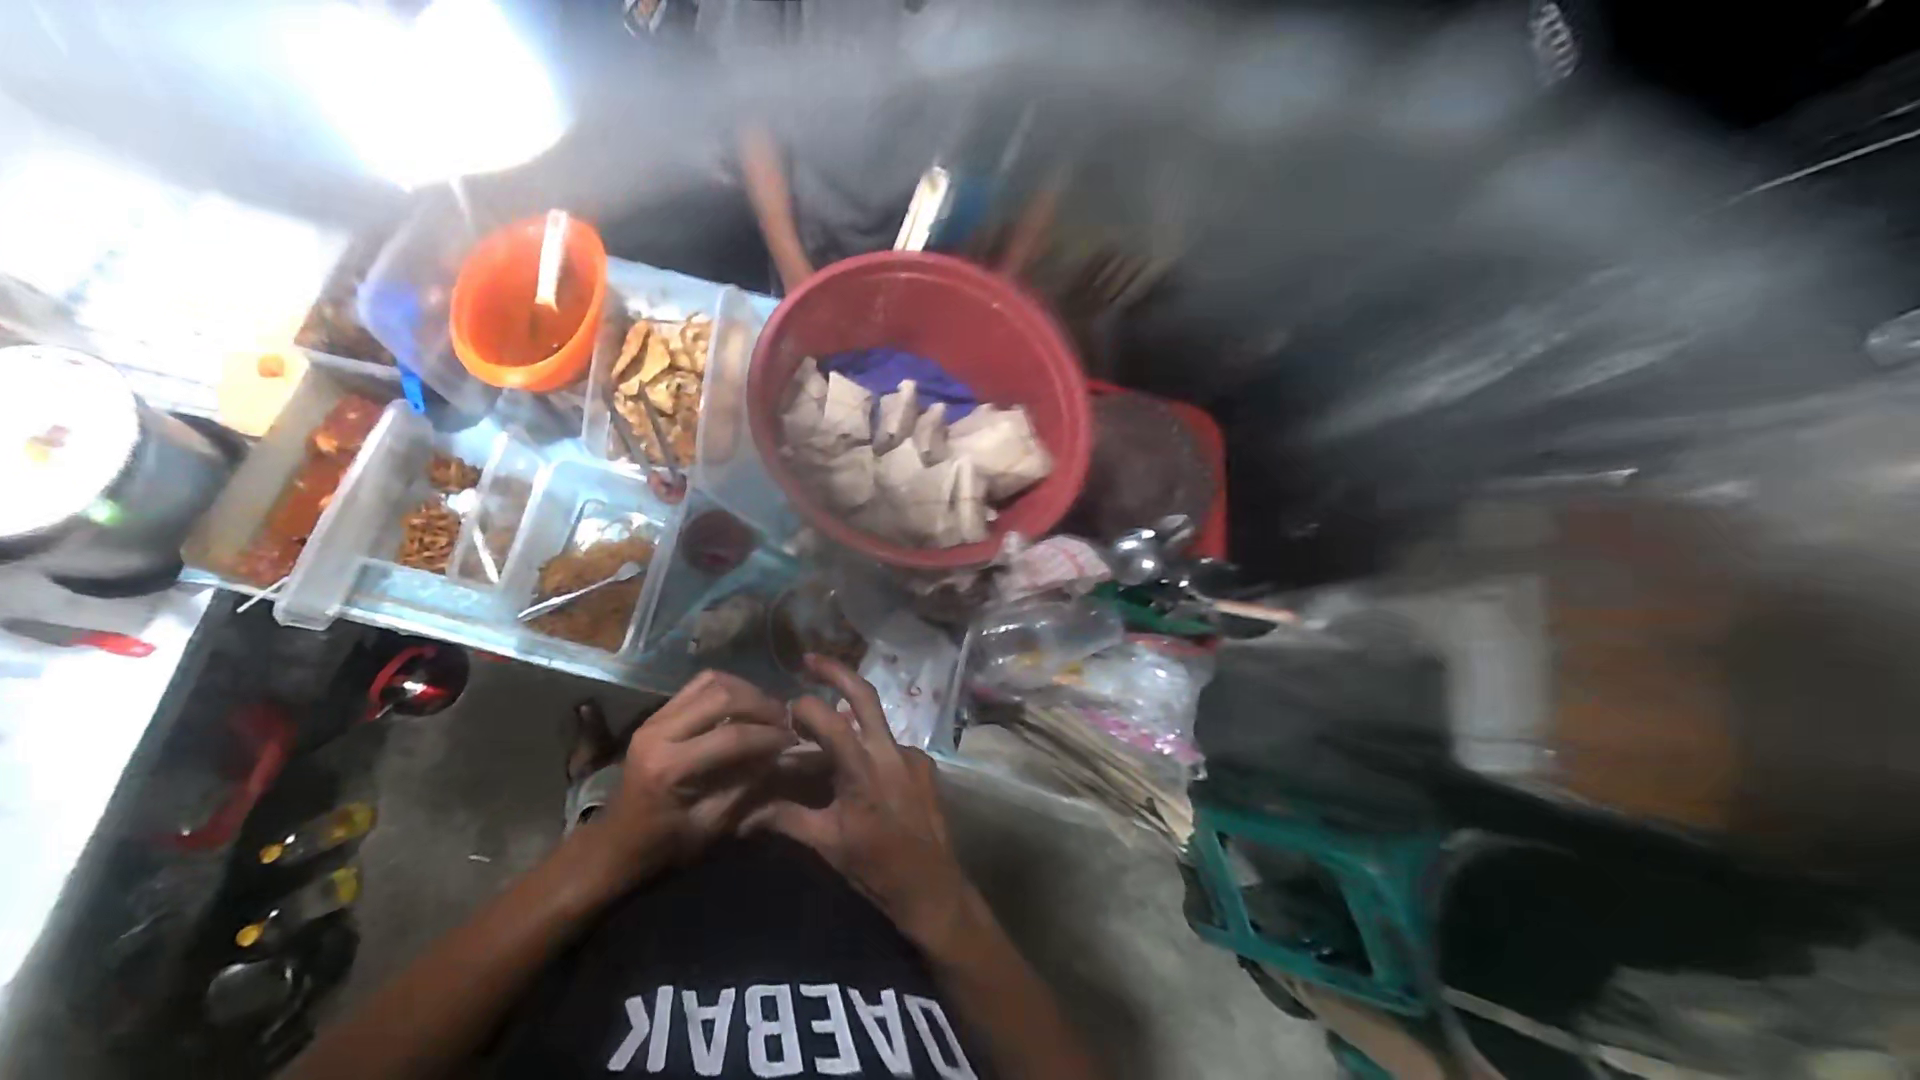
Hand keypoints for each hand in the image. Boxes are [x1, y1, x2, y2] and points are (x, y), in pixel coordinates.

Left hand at [578, 670, 793, 886]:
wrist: (616, 842)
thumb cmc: (664, 844)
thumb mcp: (712, 826)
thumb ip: (748, 787)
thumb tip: (782, 755)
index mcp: (668, 768)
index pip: (731, 736)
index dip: (769, 735)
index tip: (794, 740)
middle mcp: (658, 733)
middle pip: (722, 696)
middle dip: (762, 705)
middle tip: (785, 721)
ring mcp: (655, 718)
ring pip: (712, 682)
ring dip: (748, 692)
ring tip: (769, 711)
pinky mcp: (658, 713)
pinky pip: (699, 684)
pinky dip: (730, 688)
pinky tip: (746, 705)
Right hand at [748, 655, 980, 951]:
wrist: (931, 885)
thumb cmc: (874, 866)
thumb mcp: (825, 844)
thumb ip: (785, 818)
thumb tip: (742, 813)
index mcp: (861, 769)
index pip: (828, 719)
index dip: (803, 708)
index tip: (785, 713)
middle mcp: (889, 751)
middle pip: (863, 695)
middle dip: (836, 670)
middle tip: (810, 659)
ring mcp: (911, 755)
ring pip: (877, 721)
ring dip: (851, 715)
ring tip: (828, 723)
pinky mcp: (925, 764)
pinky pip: (892, 744)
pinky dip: (872, 746)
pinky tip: (860, 766)